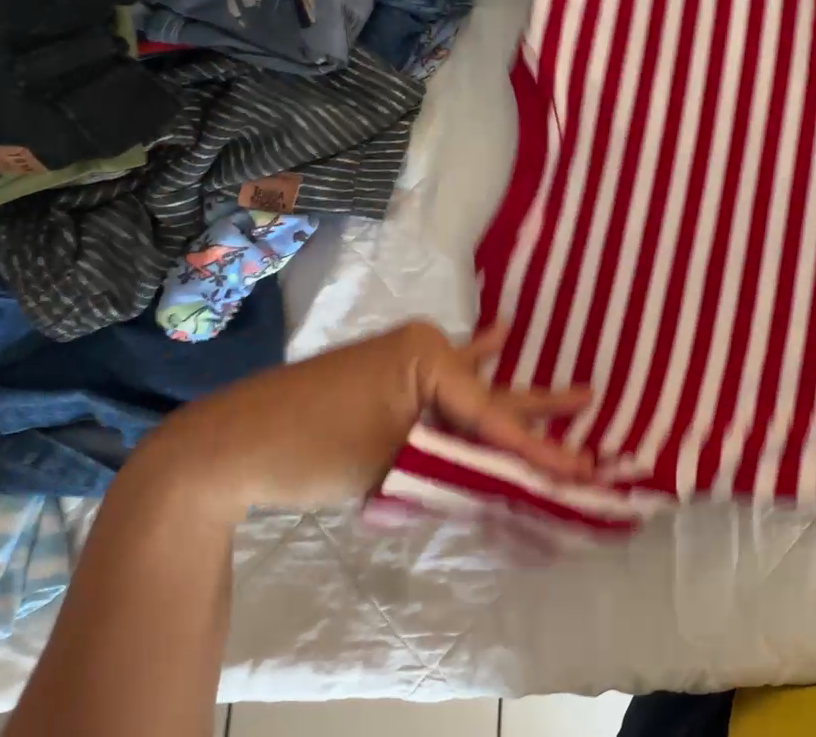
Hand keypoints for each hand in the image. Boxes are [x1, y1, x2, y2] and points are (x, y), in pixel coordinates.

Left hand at [131, 323, 592, 519]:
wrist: (221, 448)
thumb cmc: (310, 450)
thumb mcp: (392, 464)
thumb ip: (456, 467)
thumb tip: (508, 480)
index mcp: (429, 357)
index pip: (495, 416)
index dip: (538, 451)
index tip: (583, 471)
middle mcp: (424, 349)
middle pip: (493, 396)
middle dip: (539, 417)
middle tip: (593, 409)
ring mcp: (405, 361)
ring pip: (474, 390)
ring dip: (517, 396)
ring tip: (574, 388)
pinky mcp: (388, 378)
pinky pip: (446, 379)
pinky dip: (476, 366)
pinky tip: (502, 336)